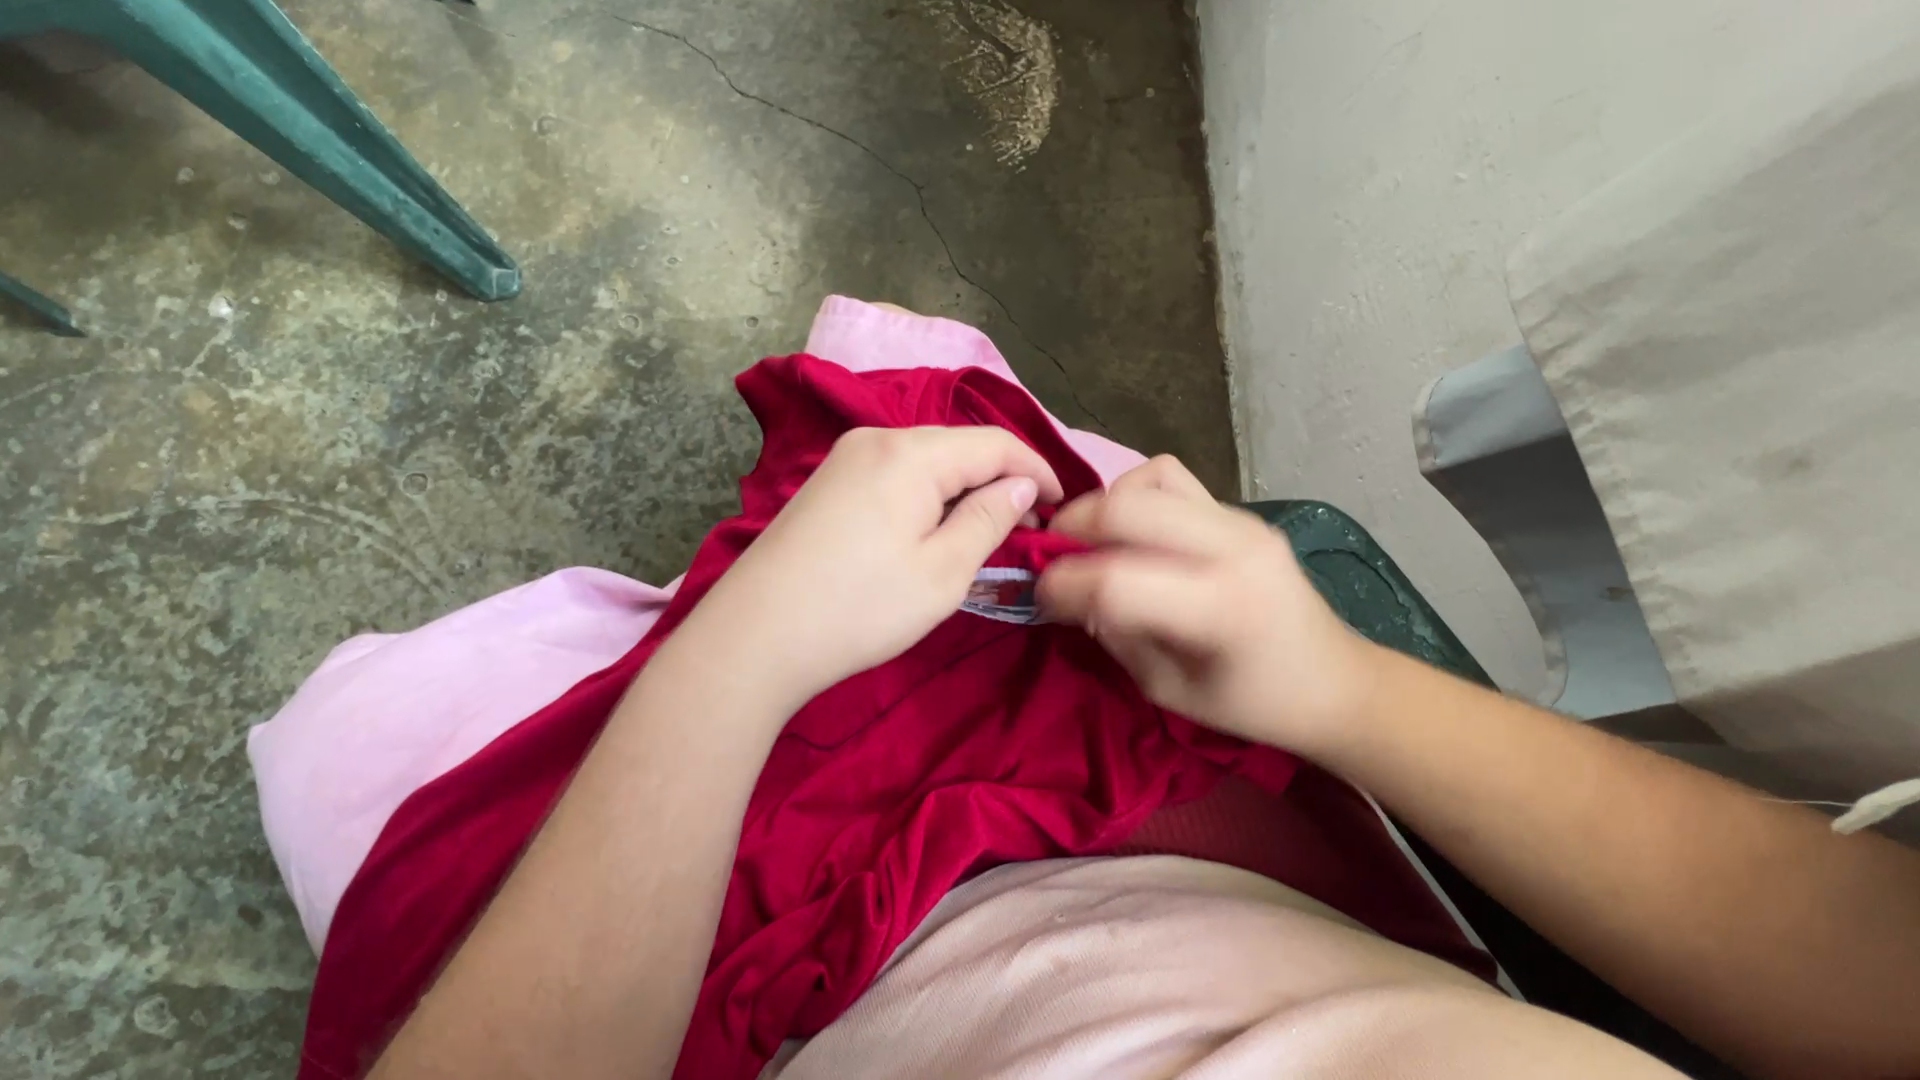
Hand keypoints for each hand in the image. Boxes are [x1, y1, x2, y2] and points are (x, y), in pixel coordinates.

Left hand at [677, 426, 1063, 711]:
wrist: (756, 637)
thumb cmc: (860, 608)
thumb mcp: (943, 572)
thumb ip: (988, 520)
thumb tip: (1020, 486)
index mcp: (910, 453)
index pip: (994, 443)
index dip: (1036, 470)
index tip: (1061, 508)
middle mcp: (875, 439)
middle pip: (958, 446)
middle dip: (999, 479)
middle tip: (1026, 527)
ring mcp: (844, 459)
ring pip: (925, 460)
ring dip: (962, 489)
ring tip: (984, 532)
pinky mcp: (826, 485)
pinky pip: (894, 475)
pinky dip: (926, 496)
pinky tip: (931, 530)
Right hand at [1036, 456, 1381, 753]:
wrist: (1335, 682)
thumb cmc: (1253, 705)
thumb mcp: (1167, 688)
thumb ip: (1113, 633)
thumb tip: (1064, 592)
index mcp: (1221, 608)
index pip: (1114, 579)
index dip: (1061, 585)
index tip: (1039, 597)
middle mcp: (1234, 549)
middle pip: (1126, 509)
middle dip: (1071, 528)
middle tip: (1051, 556)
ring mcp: (1242, 521)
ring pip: (1149, 478)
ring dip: (1105, 505)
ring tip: (1092, 540)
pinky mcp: (1241, 513)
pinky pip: (1173, 481)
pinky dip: (1137, 497)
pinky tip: (1132, 532)